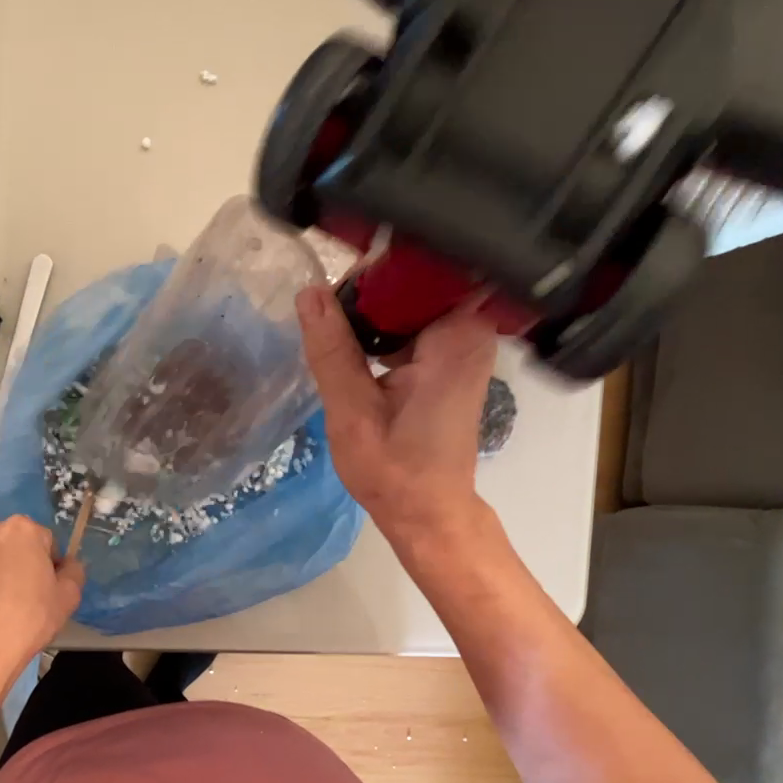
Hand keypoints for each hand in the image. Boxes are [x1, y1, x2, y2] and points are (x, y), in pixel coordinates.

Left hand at [0, 518, 84, 711]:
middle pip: (14, 544)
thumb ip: (74, 573)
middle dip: (22, 563)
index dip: (51, 565)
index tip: (49, 588)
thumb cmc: (29, 620)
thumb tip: (67, 566)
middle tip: (28, 596)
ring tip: (2, 605)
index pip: (46, 541)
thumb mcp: (68, 598)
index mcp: (23, 529)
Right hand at [297, 285, 501, 554]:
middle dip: (369, 292)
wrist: (426, 511)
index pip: (414, 272)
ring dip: (374, 313)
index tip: (334, 286)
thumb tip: (310, 292)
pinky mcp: (455, 357)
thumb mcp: (352, 410)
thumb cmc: (393, 470)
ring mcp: (467, 342)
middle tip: (327, 308)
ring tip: (336, 325)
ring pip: (412, 303)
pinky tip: (357, 346)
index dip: (371, 272)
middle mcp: (473, 329)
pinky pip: (416, 324)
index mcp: (457, 335)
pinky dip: (386, 331)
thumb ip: (333, 349)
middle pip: (415, 283)